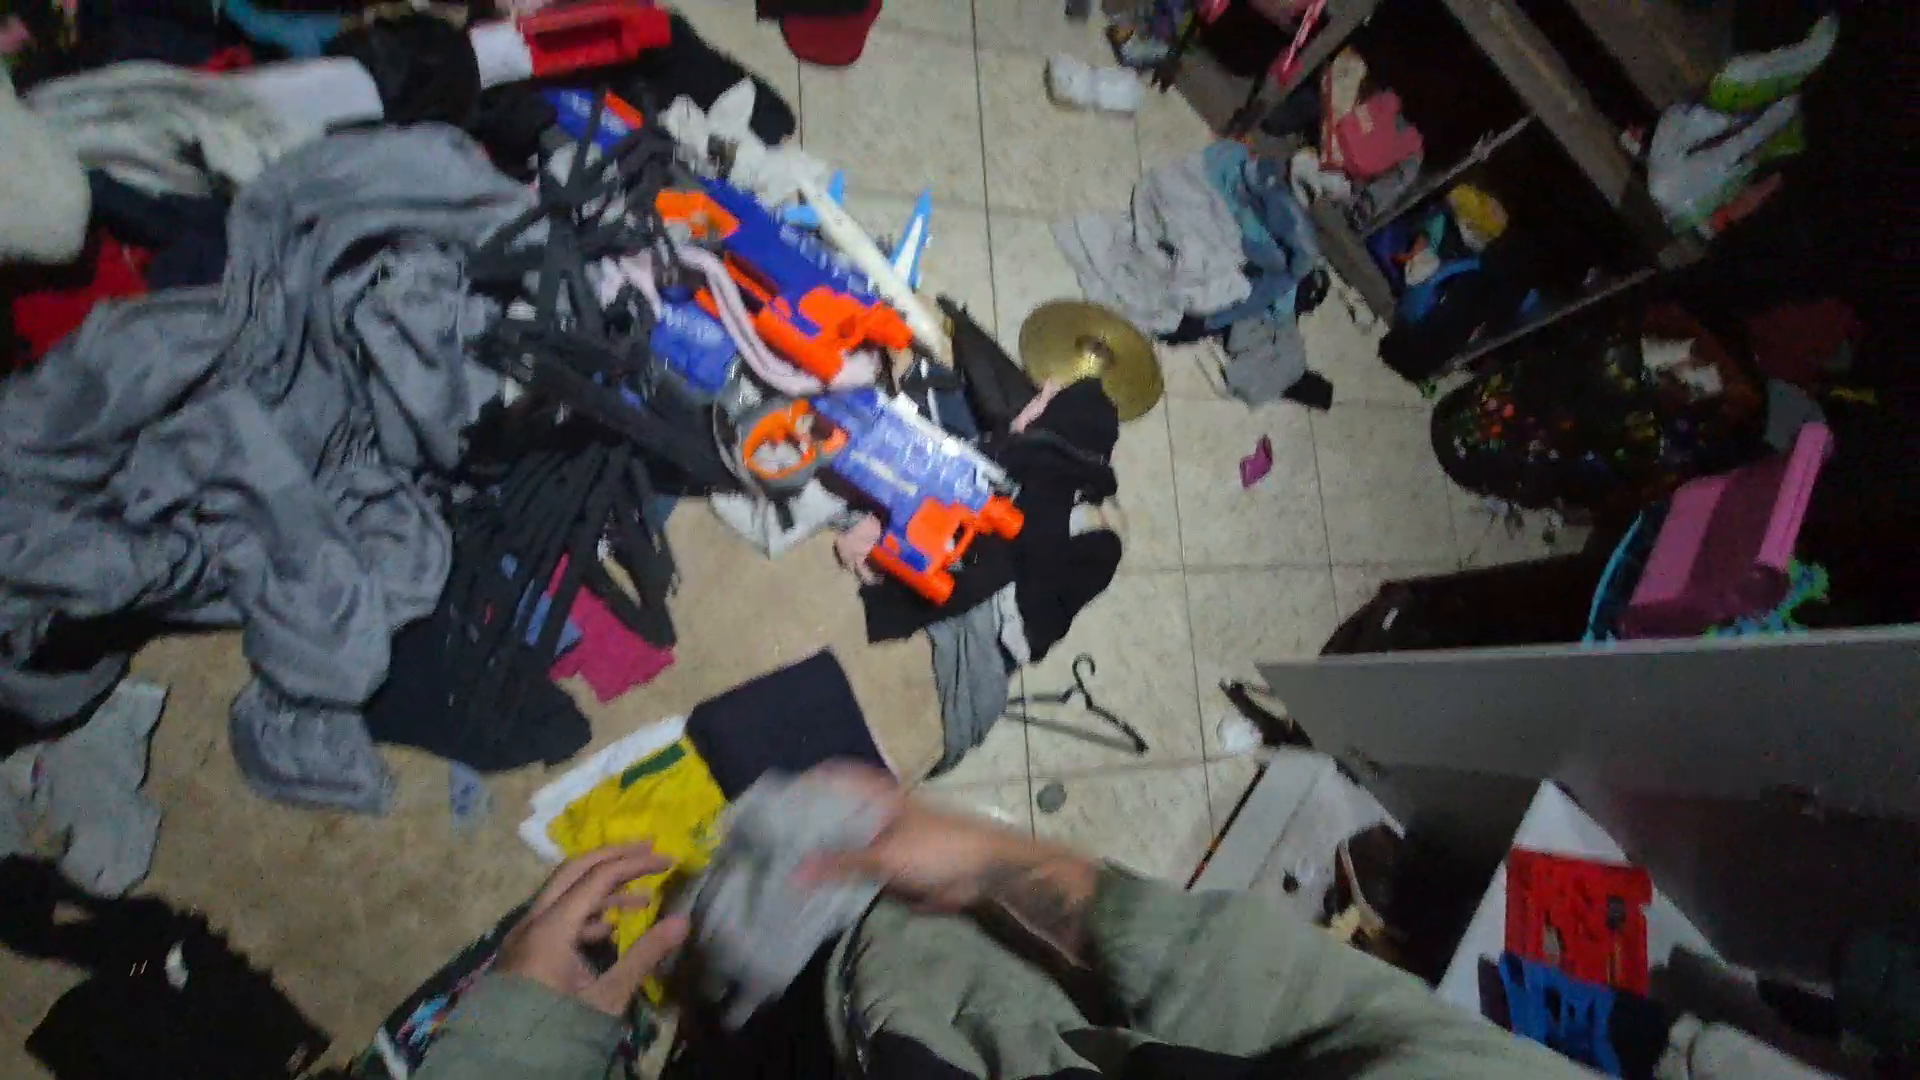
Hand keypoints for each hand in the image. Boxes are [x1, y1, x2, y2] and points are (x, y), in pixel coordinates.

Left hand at [496, 844, 690, 1015]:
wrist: (502, 1072)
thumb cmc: (556, 1031)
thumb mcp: (605, 998)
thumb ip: (644, 955)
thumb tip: (683, 921)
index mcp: (551, 927)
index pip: (600, 876)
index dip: (637, 863)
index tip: (669, 859)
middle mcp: (533, 921)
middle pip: (576, 870)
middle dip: (615, 856)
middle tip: (650, 849)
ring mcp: (524, 936)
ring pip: (566, 892)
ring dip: (605, 887)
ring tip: (643, 897)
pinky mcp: (524, 952)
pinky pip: (558, 915)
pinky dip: (588, 910)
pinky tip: (613, 927)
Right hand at [795, 765, 1088, 911]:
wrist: (984, 872)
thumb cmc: (938, 848)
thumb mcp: (886, 856)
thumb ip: (841, 863)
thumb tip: (793, 872)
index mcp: (879, 794)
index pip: (838, 776)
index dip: (810, 780)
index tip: (777, 793)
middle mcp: (879, 810)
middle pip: (838, 811)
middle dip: (808, 823)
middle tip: (768, 838)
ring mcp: (885, 837)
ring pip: (846, 842)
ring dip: (822, 852)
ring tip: (781, 865)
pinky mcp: (892, 865)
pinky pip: (858, 868)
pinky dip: (838, 875)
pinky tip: (813, 890)